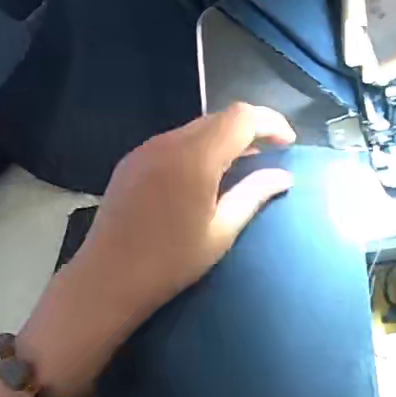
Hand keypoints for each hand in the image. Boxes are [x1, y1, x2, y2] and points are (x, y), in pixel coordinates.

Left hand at [18, 103, 295, 395]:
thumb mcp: (221, 232)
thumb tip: (283, 176)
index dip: (270, 123)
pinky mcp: (131, 162)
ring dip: (222, 139)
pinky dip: (198, 148)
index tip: (287, 145)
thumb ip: (253, 195)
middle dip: (249, 129)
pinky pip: (174, 142)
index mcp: (195, 158)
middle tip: (269, 155)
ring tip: (240, 167)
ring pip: (195, 128)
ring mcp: (145, 150)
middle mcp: (168, 142)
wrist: (108, 279)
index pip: (241, 117)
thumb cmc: (170, 262)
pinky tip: (204, 176)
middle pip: (218, 118)